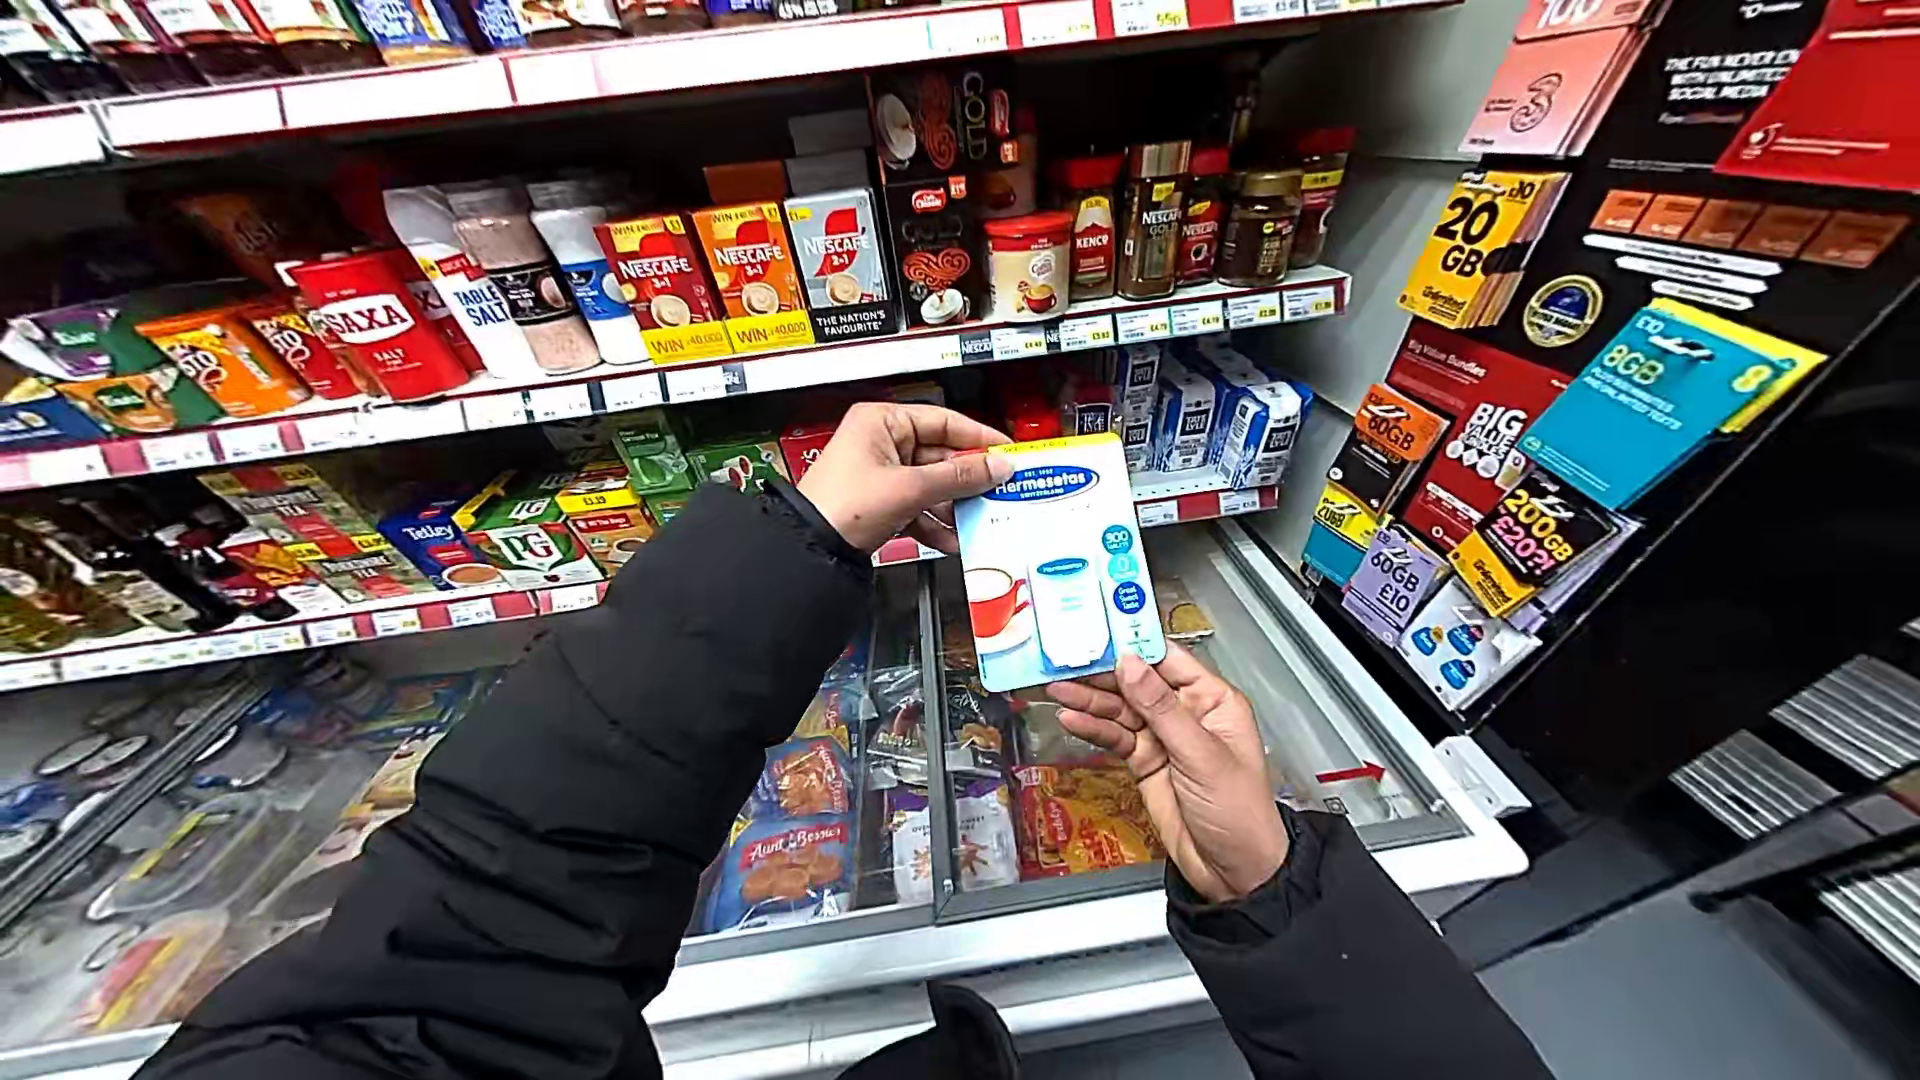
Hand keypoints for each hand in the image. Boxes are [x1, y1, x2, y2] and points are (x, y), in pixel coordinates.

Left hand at [796, 402, 1012, 552]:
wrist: (811, 547)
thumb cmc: (841, 505)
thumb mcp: (911, 488)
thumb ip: (959, 476)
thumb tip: (996, 466)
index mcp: (882, 421)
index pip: (943, 421)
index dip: (978, 437)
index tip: (1005, 451)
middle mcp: (882, 442)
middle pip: (940, 456)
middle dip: (967, 480)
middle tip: (997, 490)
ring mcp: (881, 473)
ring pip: (932, 485)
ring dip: (954, 506)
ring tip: (977, 518)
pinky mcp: (881, 501)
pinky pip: (919, 506)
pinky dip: (935, 522)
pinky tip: (952, 538)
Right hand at [1047, 646, 1287, 903]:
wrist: (1233, 876)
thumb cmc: (1239, 812)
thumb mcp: (1201, 755)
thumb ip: (1161, 708)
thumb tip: (1129, 663)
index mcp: (1211, 700)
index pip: (1168, 659)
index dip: (1134, 644)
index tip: (1100, 631)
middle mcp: (1184, 711)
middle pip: (1136, 682)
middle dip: (1101, 673)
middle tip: (1066, 663)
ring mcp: (1161, 736)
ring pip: (1119, 708)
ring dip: (1088, 700)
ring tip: (1058, 689)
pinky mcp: (1143, 759)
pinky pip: (1114, 736)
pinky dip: (1092, 728)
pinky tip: (1071, 720)